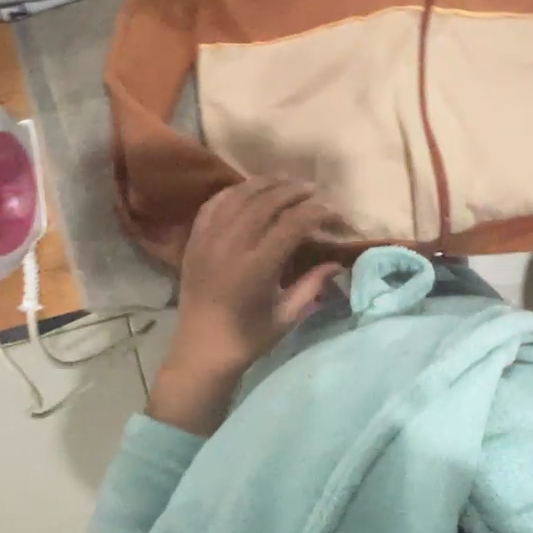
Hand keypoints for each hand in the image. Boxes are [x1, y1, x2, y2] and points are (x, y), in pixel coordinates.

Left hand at [150, 178, 341, 434]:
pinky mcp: (194, 241)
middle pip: (265, 203)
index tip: (333, 212)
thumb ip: (312, 284)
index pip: (292, 225)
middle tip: (312, 190)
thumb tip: (337, 262)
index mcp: (256, 268)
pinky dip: (233, 192)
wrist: (201, 350)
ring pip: (238, 197)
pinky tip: (248, 191)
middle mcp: (230, 247)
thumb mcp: (287, 315)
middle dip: (292, 191)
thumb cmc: (248, 338)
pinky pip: (213, 205)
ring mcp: (208, 241)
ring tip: (285, 182)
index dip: (316, 213)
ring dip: (264, 185)